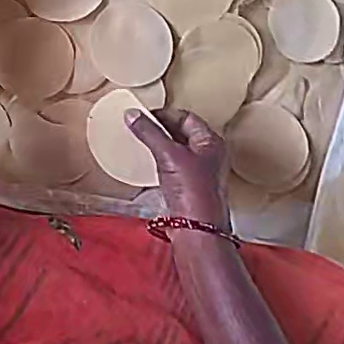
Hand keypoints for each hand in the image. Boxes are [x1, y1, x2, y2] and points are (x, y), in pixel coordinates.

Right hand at [126, 108, 232, 228]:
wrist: (196, 230)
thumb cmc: (193, 192)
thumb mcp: (168, 155)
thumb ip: (149, 132)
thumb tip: (133, 114)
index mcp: (211, 141)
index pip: (185, 116)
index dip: (163, 114)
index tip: (143, 116)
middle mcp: (209, 154)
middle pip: (182, 131)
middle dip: (160, 128)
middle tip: (140, 126)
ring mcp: (200, 171)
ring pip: (177, 148)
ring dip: (160, 144)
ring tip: (142, 141)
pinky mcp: (190, 186)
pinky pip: (174, 164)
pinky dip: (161, 159)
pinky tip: (150, 162)